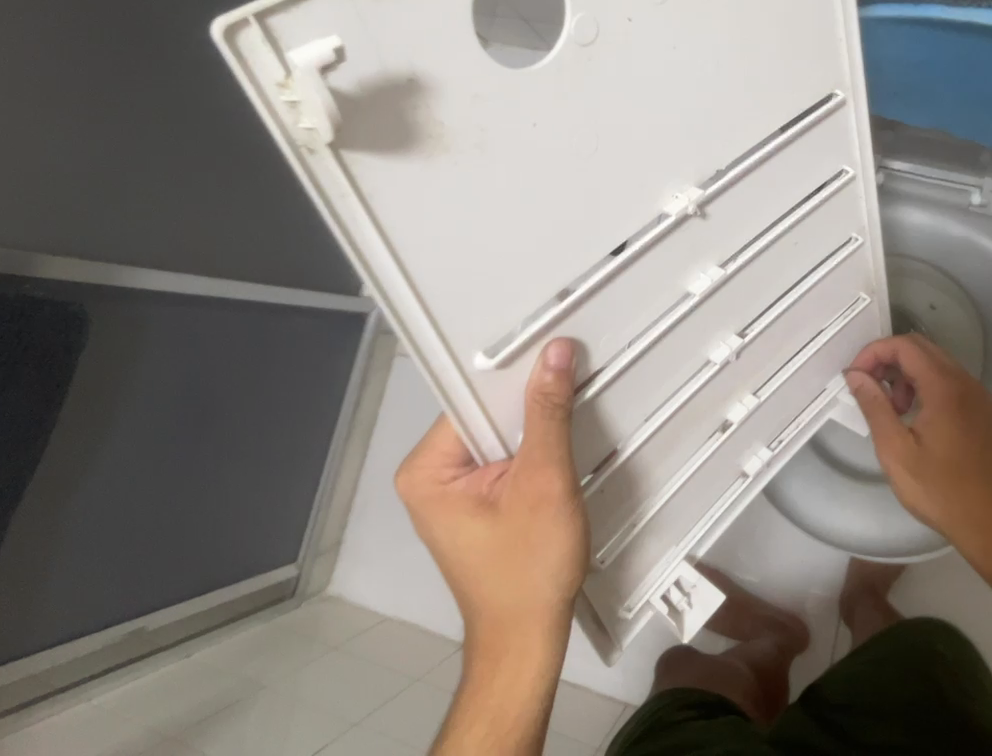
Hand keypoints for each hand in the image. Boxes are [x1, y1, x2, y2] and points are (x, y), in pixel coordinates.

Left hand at [396, 338, 588, 657]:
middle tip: (565, 391)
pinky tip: (552, 457)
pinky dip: (531, 450)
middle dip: (527, 405)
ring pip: (497, 431)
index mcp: (426, 469)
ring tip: (562, 429)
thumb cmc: (526, 576)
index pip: (471, 397)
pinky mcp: (474, 498)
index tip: (548, 356)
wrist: (528, 635)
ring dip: (533, 429)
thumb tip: (553, 360)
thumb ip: (548, 414)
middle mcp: (429, 474)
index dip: (514, 377)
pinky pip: (503, 453)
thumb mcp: (544, 482)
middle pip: (485, 411)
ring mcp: (451, 487)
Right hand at [844, 334, 991, 563]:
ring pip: (937, 365)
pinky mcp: (985, 413)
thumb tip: (856, 376)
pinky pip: (951, 383)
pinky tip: (916, 421)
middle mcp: (966, 383)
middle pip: (921, 349)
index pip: (904, 346)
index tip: (854, 379)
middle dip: (888, 362)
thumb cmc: (942, 491)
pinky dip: (926, 388)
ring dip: (907, 376)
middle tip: (869, 391)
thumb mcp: (896, 451)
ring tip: (893, 411)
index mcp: (944, 387)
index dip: (873, 354)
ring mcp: (979, 397)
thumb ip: (874, 406)